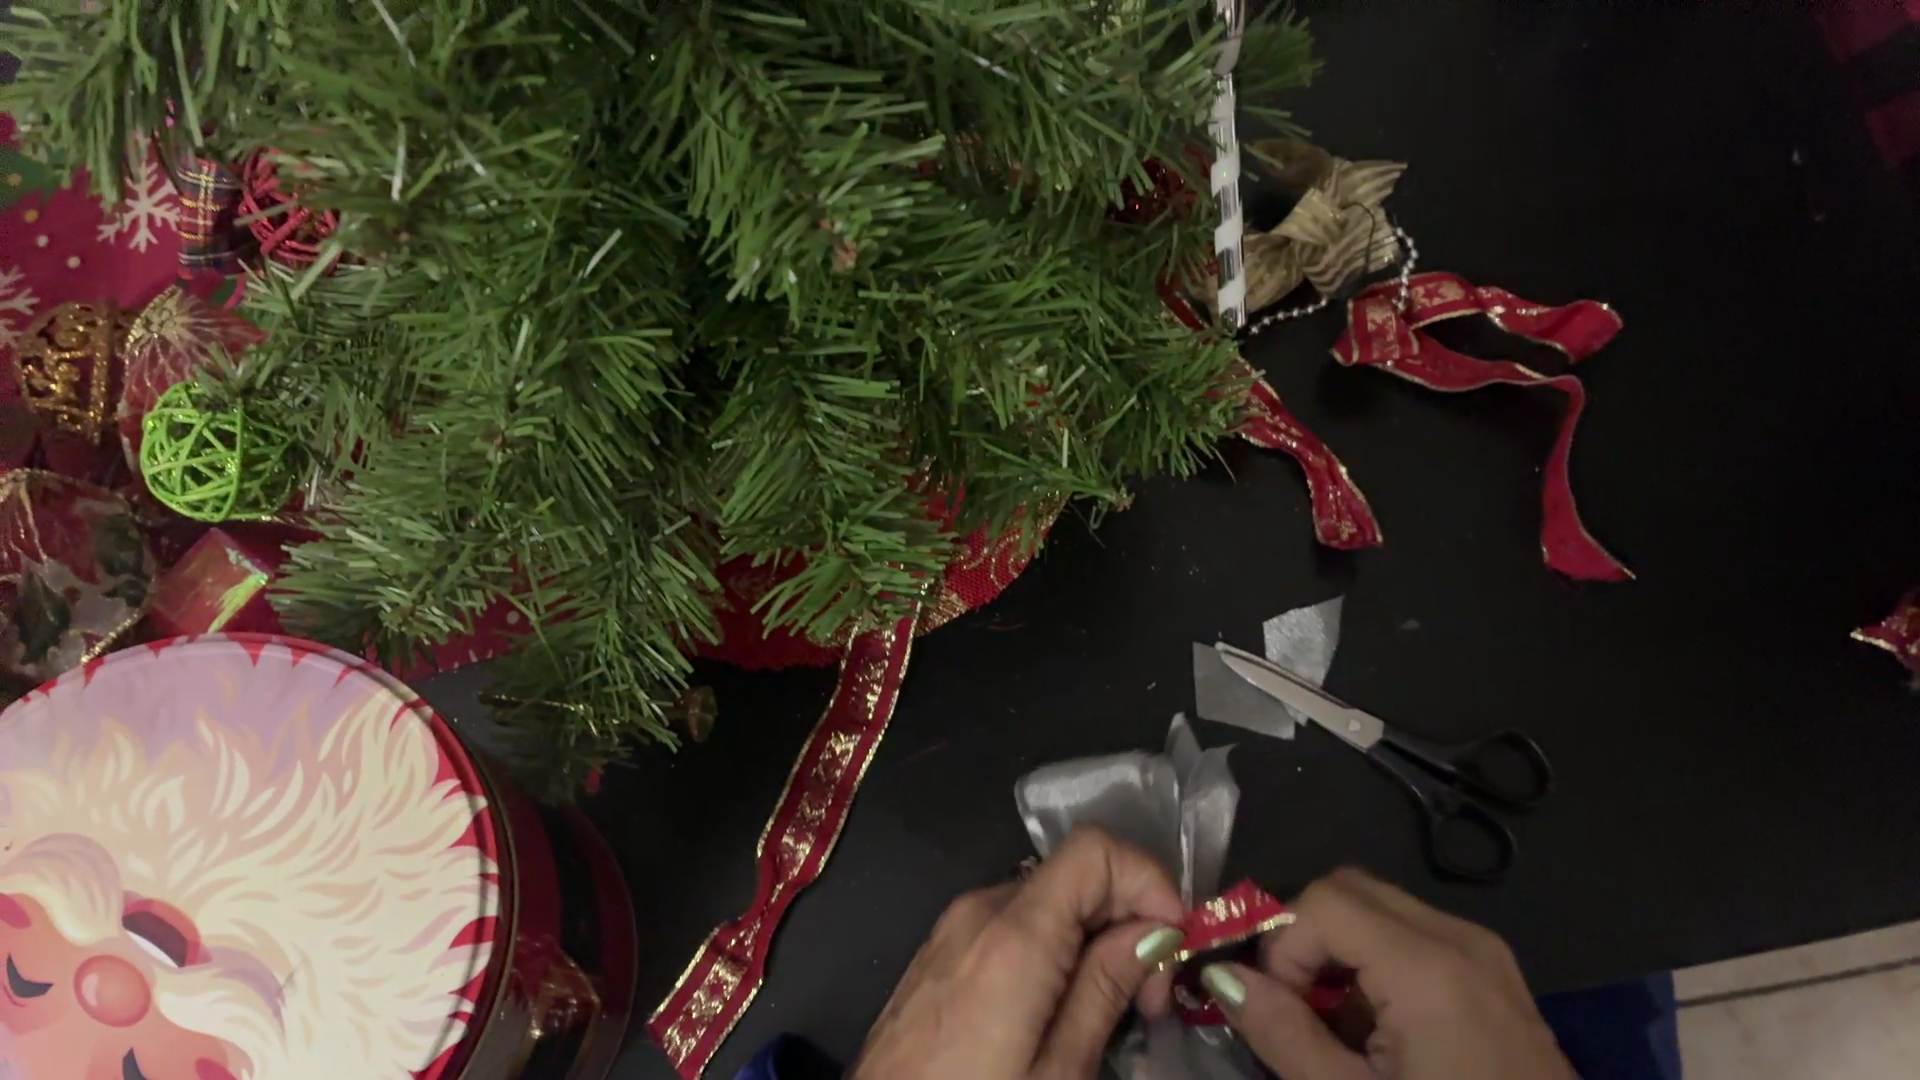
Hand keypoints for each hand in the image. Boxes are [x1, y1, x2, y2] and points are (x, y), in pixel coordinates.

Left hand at [849, 827, 1187, 1079]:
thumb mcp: (1056, 1075)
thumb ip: (1104, 989)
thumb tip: (1153, 930)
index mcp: (1013, 934)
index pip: (1094, 849)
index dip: (1146, 881)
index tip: (1170, 949)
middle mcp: (981, 908)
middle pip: (1075, 873)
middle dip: (1128, 918)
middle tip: (1150, 1000)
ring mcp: (955, 923)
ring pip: (1049, 897)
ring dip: (1094, 934)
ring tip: (1109, 1010)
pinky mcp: (943, 945)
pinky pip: (1016, 920)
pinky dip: (1055, 944)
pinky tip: (1061, 1003)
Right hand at [1200, 868, 1575, 1079]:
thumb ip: (1283, 1033)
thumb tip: (1222, 975)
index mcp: (1428, 968)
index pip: (1322, 901)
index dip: (1283, 944)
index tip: (1279, 1007)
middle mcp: (1460, 941)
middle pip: (1347, 889)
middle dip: (1304, 936)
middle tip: (1295, 1004)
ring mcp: (1485, 957)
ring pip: (1377, 908)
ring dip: (1336, 948)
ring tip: (1333, 1023)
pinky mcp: (1496, 980)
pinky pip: (1412, 935)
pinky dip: (1374, 961)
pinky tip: (1377, 1030)